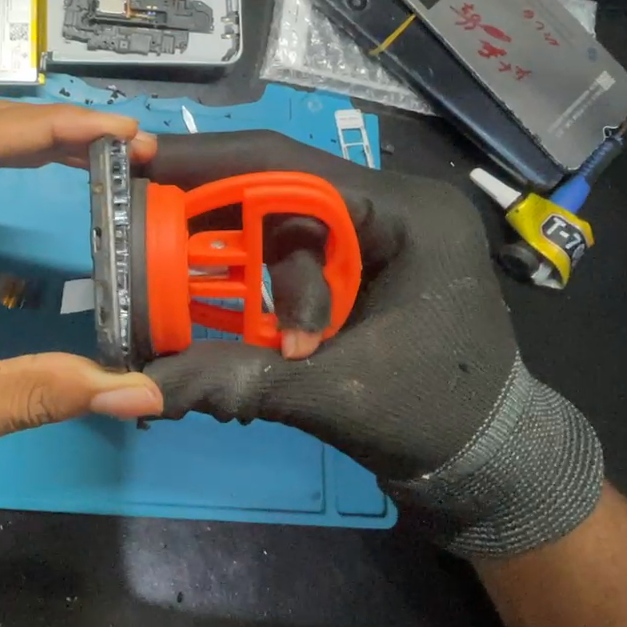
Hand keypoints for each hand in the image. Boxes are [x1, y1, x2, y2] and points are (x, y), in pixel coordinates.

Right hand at [137, 131, 602, 557]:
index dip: (211, 166)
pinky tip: (208, 271)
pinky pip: (292, 240)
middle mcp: (393, 203)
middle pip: (281, 178)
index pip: (293, 171)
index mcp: (405, 214)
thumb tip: (138, 390)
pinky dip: (248, 260)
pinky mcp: (362, 255)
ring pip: (280, 208)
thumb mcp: (330, 394)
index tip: (142, 167)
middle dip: (207, 191)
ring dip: (224, 230)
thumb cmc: (431, 418)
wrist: (490, 460)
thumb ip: (234, 380)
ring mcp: (378, 227)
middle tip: (136, 192)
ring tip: (162, 237)